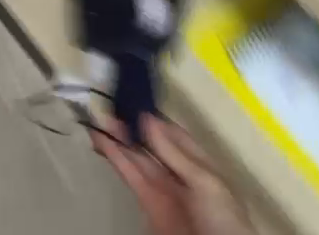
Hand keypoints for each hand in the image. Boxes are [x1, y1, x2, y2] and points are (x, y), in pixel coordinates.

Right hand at [91, 116, 252, 234]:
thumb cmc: (222, 219)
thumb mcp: (205, 183)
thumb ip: (174, 153)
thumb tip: (147, 118)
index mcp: (200, 165)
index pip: (173, 134)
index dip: (152, 117)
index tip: (129, 98)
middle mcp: (179, 173)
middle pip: (151, 144)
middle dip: (130, 126)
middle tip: (106, 107)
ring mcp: (163, 188)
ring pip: (137, 157)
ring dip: (117, 139)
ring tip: (96, 120)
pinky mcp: (147, 201)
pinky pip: (130, 175)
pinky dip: (114, 158)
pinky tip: (100, 141)